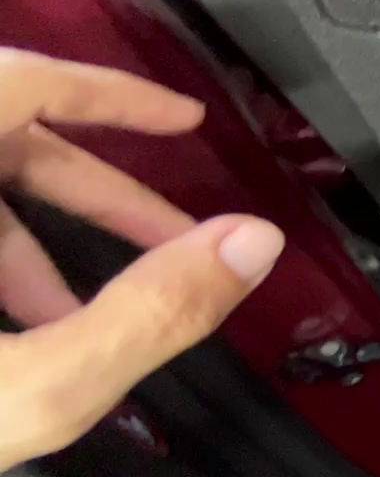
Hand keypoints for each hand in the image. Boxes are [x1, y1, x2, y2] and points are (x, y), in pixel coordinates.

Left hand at [0, 49, 283, 469]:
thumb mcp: (36, 389)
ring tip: (84, 302)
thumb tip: (257, 239)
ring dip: (29, 236)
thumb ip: (154, 311)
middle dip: (95, 192)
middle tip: (178, 238)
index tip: (186, 120)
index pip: (4, 87)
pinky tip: (18, 314)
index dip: (102, 93)